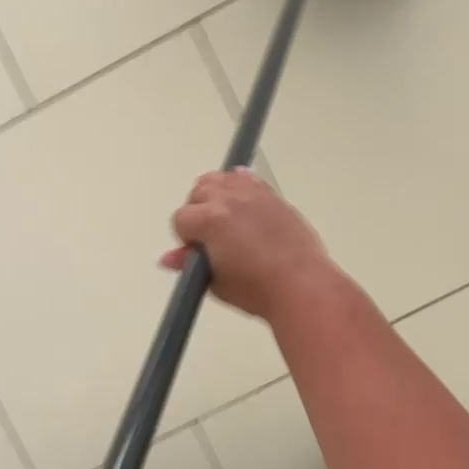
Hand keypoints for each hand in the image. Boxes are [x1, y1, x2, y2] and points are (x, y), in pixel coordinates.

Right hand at [163, 168, 334, 318]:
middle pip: (198, 192)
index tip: (197, 254)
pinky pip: (247, 178)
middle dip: (196, 213)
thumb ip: (190, 264)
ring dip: (214, 195)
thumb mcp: (216, 282)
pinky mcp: (272, 197)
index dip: (185, 238)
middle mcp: (229, 199)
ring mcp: (253, 194)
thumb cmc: (255, 290)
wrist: (300, 284)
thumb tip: (168, 258)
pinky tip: (241, 200)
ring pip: (220, 179)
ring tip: (222, 219)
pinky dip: (238, 185)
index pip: (181, 218)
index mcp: (211, 220)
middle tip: (209, 239)